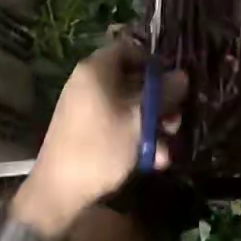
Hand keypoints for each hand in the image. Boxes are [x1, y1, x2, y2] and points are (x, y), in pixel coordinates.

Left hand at [14, 42, 185, 236]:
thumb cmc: (101, 147)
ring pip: (127, 106)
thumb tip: (181, 75)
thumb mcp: (139, 119)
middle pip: (132, 80)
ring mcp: (85, 107)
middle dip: (158, 101)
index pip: (128, 48)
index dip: (153, 62)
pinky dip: (135, 138)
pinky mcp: (86, 130)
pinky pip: (116, 124)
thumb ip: (163, 94)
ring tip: (167, 150)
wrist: (59, 191)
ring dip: (151, 125)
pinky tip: (153, 160)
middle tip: (176, 121)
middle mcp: (88, 82)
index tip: (172, 82)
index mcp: (96, 69)